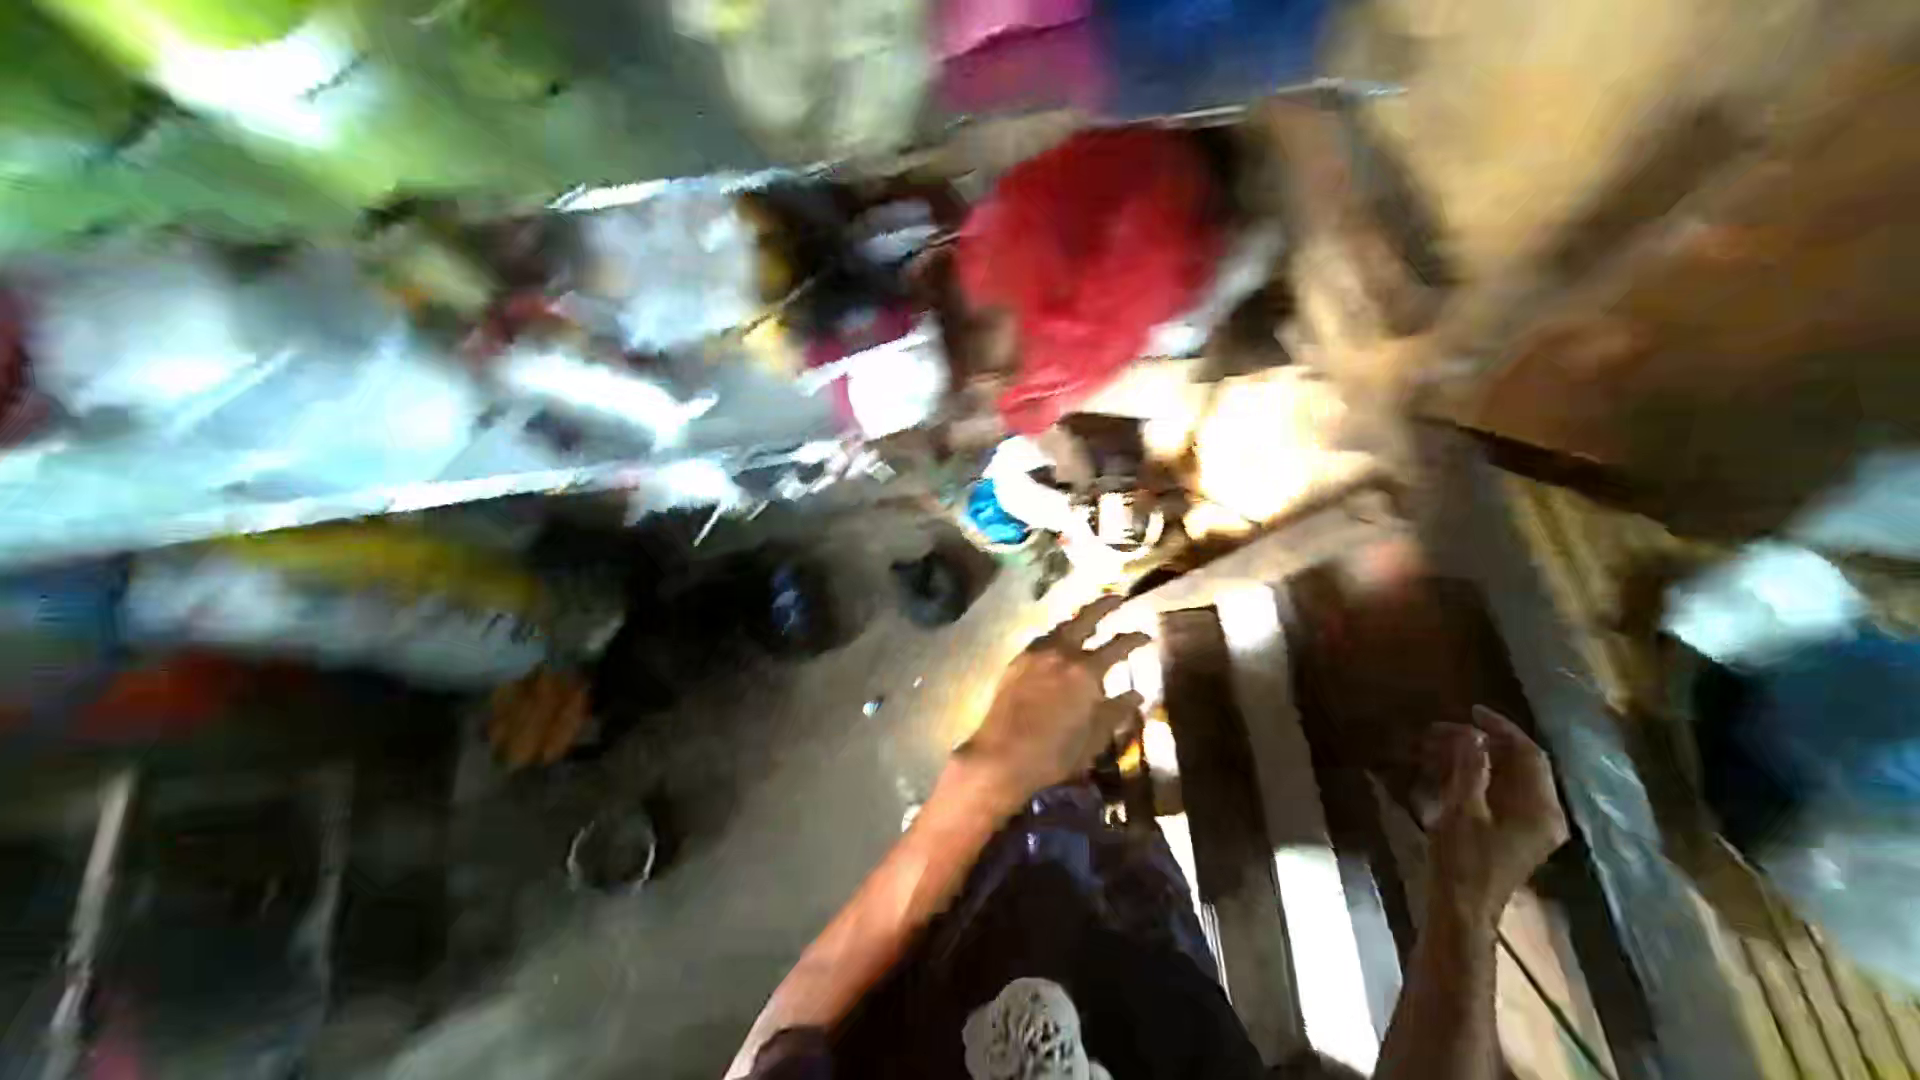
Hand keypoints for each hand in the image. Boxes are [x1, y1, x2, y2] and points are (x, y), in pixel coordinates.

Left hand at [953, 596, 1150, 813]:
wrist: (1002, 755)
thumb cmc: (1055, 753)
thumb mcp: (1094, 737)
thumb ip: (1116, 711)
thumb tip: (1136, 694)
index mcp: (1085, 671)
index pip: (1118, 646)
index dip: (1135, 639)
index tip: (1146, 635)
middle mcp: (1061, 653)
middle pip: (1085, 618)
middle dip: (1104, 606)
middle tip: (1117, 598)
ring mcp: (1035, 654)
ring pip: (1060, 626)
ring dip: (1077, 619)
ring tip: (1087, 618)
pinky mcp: (1016, 662)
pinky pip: (1042, 639)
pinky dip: (1056, 635)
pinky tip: (1059, 642)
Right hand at [1425, 706, 1569, 927]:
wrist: (1461, 907)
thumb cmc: (1462, 859)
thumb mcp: (1462, 810)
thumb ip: (1470, 770)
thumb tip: (1473, 734)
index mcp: (1541, 809)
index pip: (1530, 755)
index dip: (1501, 729)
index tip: (1470, 710)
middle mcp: (1544, 815)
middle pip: (1520, 765)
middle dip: (1481, 742)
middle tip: (1441, 730)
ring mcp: (1530, 826)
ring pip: (1506, 778)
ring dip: (1473, 758)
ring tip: (1435, 746)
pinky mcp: (1512, 834)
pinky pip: (1498, 793)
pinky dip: (1473, 776)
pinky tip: (1443, 772)